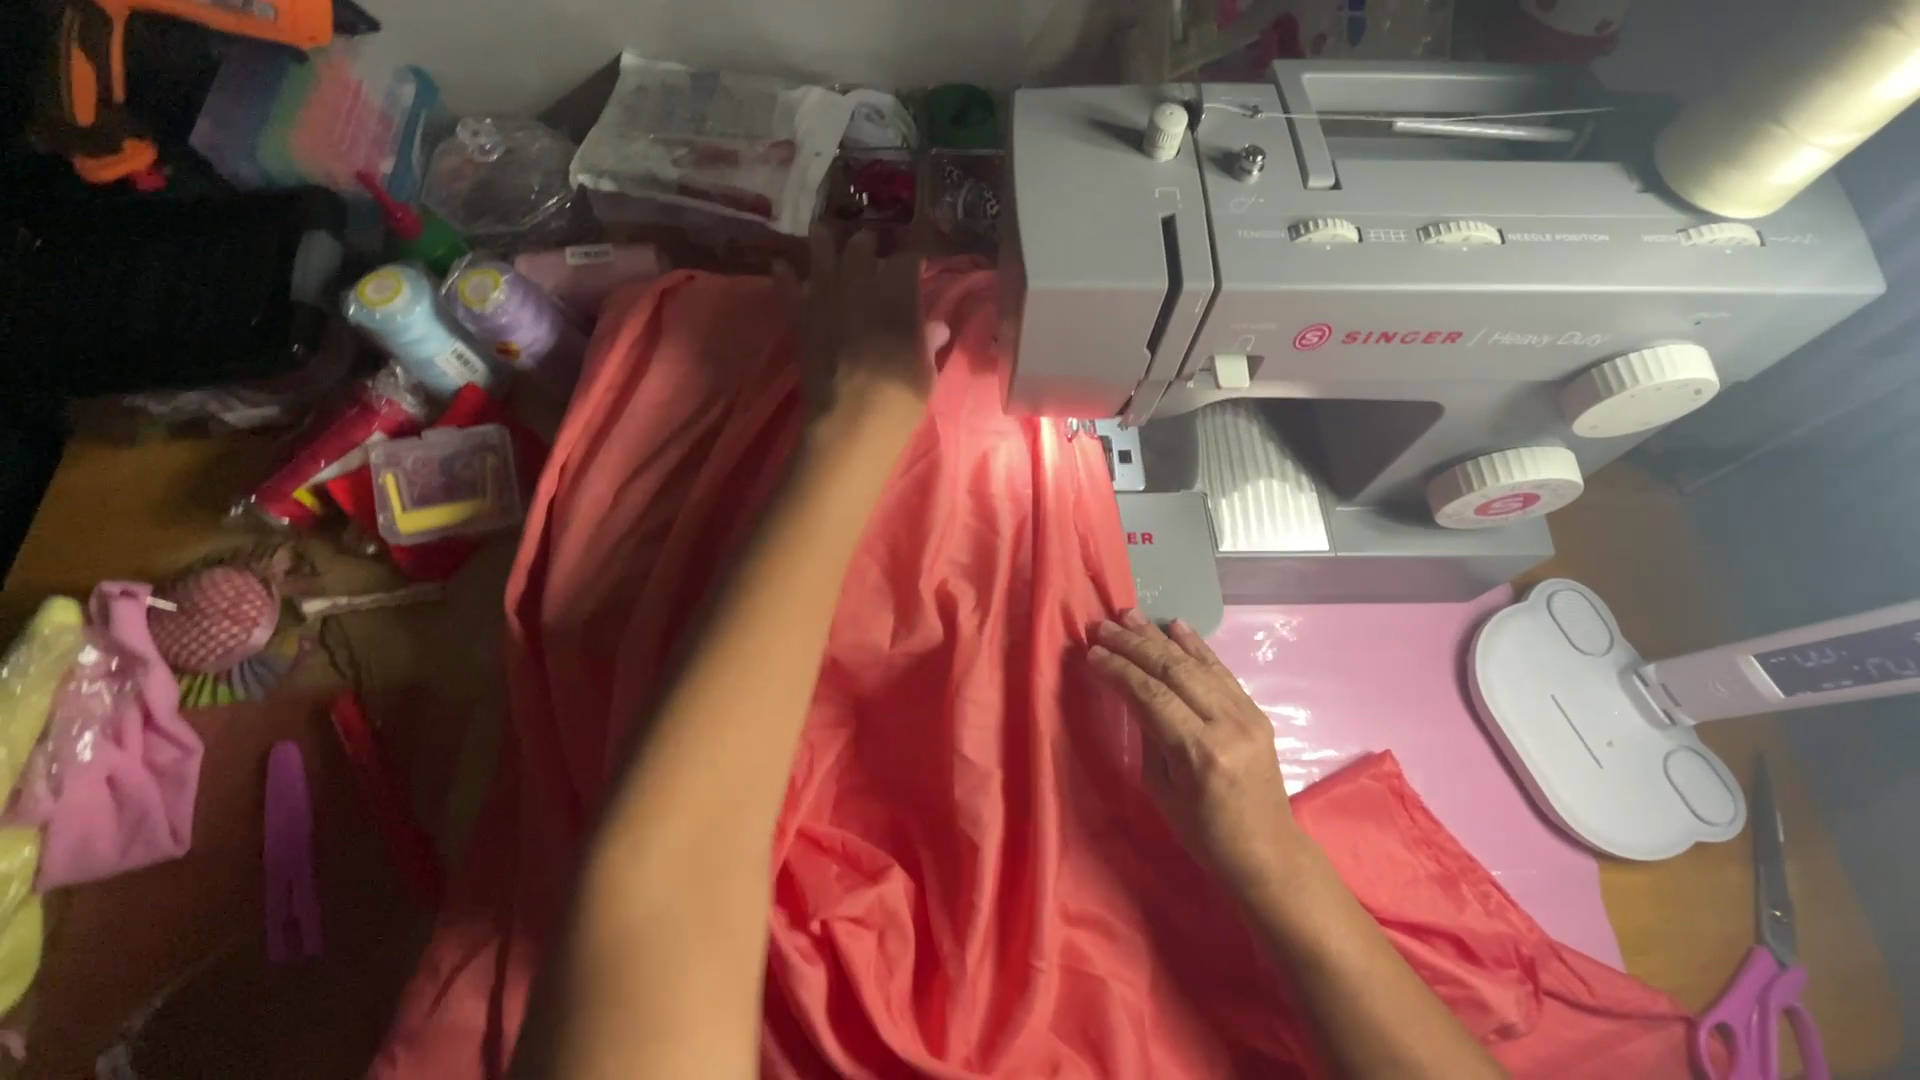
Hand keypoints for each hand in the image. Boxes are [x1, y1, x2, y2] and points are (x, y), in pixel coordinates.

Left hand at [775, 228, 951, 422]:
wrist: (849, 425)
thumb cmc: (898, 403)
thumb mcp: (924, 373)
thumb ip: (926, 342)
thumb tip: (935, 325)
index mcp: (899, 299)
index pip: (906, 261)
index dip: (910, 259)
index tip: (913, 264)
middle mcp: (862, 288)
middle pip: (862, 248)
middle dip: (868, 243)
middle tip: (870, 246)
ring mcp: (828, 300)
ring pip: (822, 253)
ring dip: (825, 242)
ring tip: (825, 234)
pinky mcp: (802, 318)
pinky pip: (788, 287)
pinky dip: (784, 275)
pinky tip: (780, 265)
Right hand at [1088, 610, 1303, 893]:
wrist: (1266, 850)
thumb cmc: (1202, 831)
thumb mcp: (1160, 789)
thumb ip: (1149, 735)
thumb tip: (1131, 692)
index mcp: (1200, 752)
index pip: (1152, 696)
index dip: (1119, 669)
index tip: (1092, 652)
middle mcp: (1228, 725)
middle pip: (1174, 671)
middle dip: (1134, 644)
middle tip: (1103, 625)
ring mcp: (1247, 715)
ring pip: (1197, 664)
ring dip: (1160, 637)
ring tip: (1130, 616)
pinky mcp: (1256, 711)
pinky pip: (1221, 671)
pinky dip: (1197, 646)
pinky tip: (1175, 626)